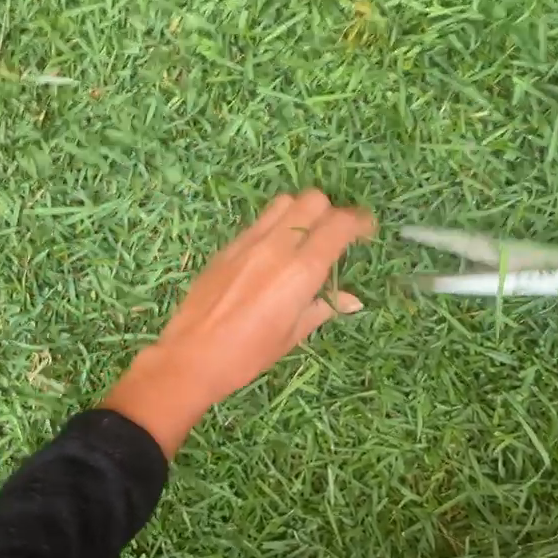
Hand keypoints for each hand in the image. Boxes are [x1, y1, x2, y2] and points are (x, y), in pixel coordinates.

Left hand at [102, 191, 374, 456]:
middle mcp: (276, 247)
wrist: (191, 357)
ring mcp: (248, 242)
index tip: (367, 230)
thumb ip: (323, 307)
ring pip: (284, 203)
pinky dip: (276, 225)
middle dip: (331, 211)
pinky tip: (274, 251)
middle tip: (335, 235)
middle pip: (312, 201)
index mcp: (300, 271)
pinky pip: (259, 221)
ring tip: (304, 237)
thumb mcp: (292, 334)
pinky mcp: (227, 246)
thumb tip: (352, 300)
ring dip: (301, 211)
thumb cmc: (248, 354)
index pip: (338, 225)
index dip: (359, 222)